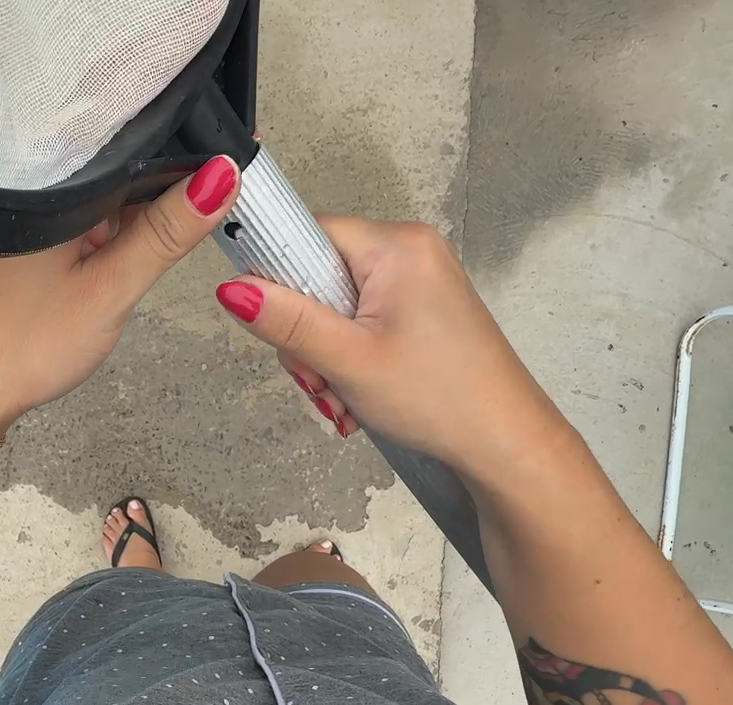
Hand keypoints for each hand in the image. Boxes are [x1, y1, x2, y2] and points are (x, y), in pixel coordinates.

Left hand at [0, 156, 241, 436]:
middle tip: (213, 211)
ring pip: (109, 201)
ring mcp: (40, 220)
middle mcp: (45, 191)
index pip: (136, 147)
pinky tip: (131, 255)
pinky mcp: (40, 246)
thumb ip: (165, 234)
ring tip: (178, 233)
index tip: (231, 173)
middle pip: (123, 172)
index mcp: (59, 186)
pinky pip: (90, 226)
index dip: (187, 157)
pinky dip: (117, 237)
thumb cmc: (33, 342)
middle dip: (168, 189)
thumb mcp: (111, 288)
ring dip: (143, 217)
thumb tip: (223, 176)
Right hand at [211, 218, 573, 476]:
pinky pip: (359, 326)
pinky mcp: (419, 313)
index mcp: (396, 247)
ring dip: (323, 358)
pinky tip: (356, 395)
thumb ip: (286, 321)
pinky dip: (346, 361)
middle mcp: (409, 253)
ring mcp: (416, 284)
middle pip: (318, 277)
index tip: (268, 322)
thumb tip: (230, 288)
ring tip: (342, 397)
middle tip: (318, 380)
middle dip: (304, 336)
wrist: (502, 443)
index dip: (276, 275)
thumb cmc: (438, 397)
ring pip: (334, 310)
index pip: (308, 234)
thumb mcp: (347, 360)